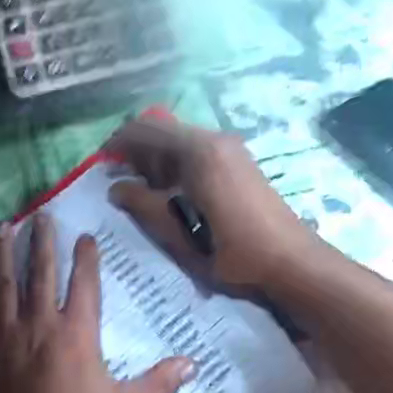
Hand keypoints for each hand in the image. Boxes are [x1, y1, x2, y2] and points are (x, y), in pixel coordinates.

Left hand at [0, 215, 192, 392]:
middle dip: (42, 241)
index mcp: (76, 336)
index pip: (84, 283)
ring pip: (1, 286)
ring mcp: (2, 341)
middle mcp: (37, 327)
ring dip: (2, 254)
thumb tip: (191, 363)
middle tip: (40, 214)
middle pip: (40, 273)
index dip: (86, 257)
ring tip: (2, 228)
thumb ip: (159, 384)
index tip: (86, 235)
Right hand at [107, 115, 321, 292]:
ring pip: (180, 142)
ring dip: (157, 160)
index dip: (117, 143)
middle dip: (136, 152)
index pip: (143, 129)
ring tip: (144, 193)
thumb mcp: (176, 233)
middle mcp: (214, 140)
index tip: (101, 165)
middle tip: (119, 182)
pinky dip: (177, 166)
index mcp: (196, 150)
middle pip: (162, 131)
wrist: (292, 263)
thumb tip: (116, 187)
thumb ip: (141, 204)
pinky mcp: (240, 164)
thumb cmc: (230, 250)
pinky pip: (197, 153)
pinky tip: (174, 195)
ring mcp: (231, 150)